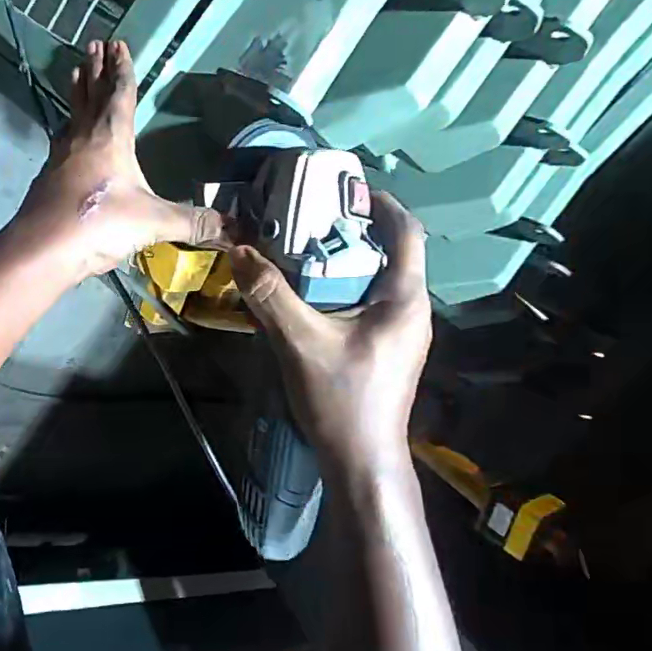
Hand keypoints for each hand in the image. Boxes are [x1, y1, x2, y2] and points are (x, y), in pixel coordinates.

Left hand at [17, 40, 224, 278]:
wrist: (43, 248)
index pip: (120, 94)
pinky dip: (67, 128)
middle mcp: (83, 138)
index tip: (119, 44)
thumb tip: (235, 229)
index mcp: (111, 138)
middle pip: (92, 95)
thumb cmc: (101, 223)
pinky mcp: (47, 178)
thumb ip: (194, 222)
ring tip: (77, 73)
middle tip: (94, 44)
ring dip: (78, 93)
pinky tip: (66, 136)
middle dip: (97, 70)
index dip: (122, 69)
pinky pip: (61, 141)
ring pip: (72, 114)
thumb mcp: (155, 222)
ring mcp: (60, 157)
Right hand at [230, 192, 431, 479]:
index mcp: (405, 298)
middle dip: (355, 229)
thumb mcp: (300, 342)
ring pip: (380, 278)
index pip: (407, 232)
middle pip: (392, 252)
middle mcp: (412, 309)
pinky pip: (371, 301)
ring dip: (348, 259)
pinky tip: (312, 292)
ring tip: (306, 247)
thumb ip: (270, 295)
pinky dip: (345, 286)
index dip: (382, 203)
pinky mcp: (388, 348)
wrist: (362, 461)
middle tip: (313, 216)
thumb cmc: (342, 400)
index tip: (347, 189)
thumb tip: (239, 251)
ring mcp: (403, 332)